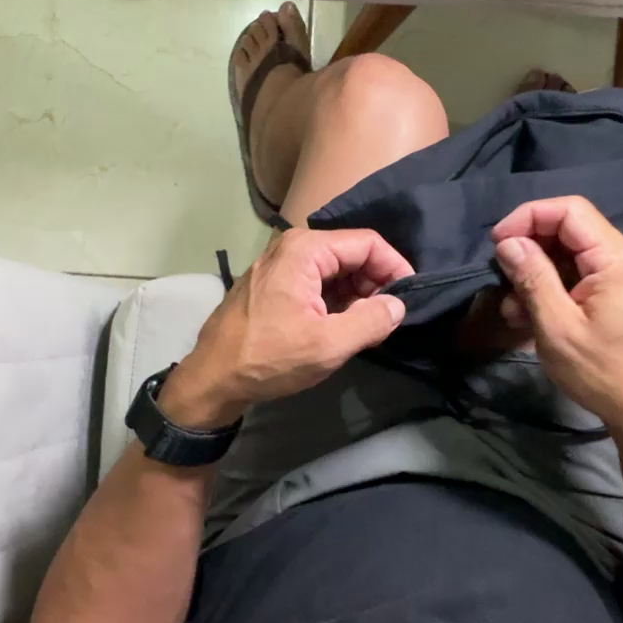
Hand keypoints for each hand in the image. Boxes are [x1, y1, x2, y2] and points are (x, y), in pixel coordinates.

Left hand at [159, 229, 412, 427]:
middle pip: (351, 253)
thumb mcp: (329, 345)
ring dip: (357, 294)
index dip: (395, 267)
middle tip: (389, 317)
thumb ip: (371, 321)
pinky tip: (343, 326)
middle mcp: (291, 247)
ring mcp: (278, 265)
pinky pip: (315, 282)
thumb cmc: (268, 358)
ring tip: (369, 326)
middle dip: (376, 282)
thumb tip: (398, 305)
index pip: (367, 243)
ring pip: (334, 270)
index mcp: (305, 250)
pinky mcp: (272, 285)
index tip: (409, 298)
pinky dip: (336, 300)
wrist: (213, 378)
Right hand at [490, 196, 622, 428]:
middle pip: (568, 228)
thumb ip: (533, 279)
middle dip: (529, 247)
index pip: (569, 210)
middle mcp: (622, 258)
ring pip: (567, 253)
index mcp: (615, 259)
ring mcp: (619, 276)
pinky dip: (548, 288)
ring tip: (512, 308)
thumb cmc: (600, 371)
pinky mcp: (613, 294)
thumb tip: (509, 243)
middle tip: (501, 276)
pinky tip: (527, 315)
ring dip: (534, 273)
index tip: (498, 243)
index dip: (528, 217)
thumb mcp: (557, 327)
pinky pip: (575, 275)